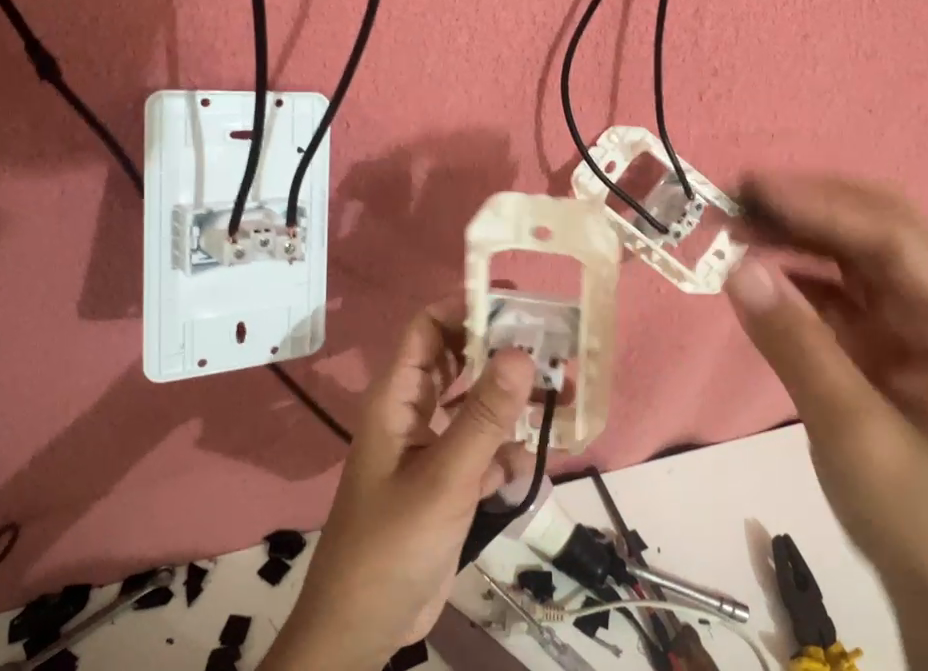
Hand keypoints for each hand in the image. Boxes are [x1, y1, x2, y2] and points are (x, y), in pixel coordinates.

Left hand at [261, 306, 536, 670]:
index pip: (429, 328)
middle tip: (555, 347)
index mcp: (397, 399)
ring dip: (514, 406)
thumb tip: (523, 352)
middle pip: (461, 362)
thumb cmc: (391, 544)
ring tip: (562, 399)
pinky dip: (506, 456)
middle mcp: (414, 414)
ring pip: (478, 408)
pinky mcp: (448, 484)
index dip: (467, 306)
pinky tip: (525, 473)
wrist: (365, 627)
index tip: (520, 301)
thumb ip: (485, 417)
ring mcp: (431, 449)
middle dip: (503, 353)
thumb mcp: (444, 478)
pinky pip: (484, 452)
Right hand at [725, 174, 927, 670]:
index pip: (894, 239)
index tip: (751, 188)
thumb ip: (797, 346)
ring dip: (799, 236)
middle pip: (881, 232)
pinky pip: (846, 291)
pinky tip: (758, 268)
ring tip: (735, 223)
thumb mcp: (852, 435)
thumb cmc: (918, 519)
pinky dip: (800, 276)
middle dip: (808, 210)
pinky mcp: (898, 340)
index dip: (820, 205)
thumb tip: (737, 268)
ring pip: (859, 254)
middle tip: (735, 198)